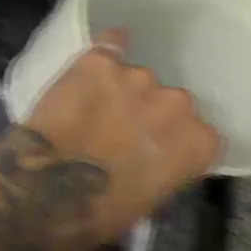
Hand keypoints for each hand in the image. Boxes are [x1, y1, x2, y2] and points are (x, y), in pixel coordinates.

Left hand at [22, 28, 220, 250]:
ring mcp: (136, 76)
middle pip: (169, 99)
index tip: (154, 145)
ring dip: (121, 87)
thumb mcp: (154, 195)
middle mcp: (177, 103)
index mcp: (199, 142)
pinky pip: (111, 42)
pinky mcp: (98, 60)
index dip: (173, 137)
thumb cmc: (104, 208)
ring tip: (95, 104)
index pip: (200, 131)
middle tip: (120, 127)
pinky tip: (107, 47)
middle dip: (148, 111)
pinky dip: (110, 45)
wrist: (50, 185)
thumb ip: (168, 162)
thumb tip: (155, 151)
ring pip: (136, 76)